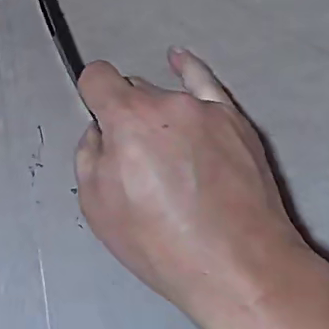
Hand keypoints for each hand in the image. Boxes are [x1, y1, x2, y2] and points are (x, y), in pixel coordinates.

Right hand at [75, 47, 316, 324]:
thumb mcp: (96, 204)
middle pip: (132, 91)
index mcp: (126, 118)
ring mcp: (205, 110)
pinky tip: (178, 59)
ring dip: (157, 118)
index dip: (90, 97)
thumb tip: (101, 134)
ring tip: (170, 162)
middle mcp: (165, 103)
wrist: (240, 269)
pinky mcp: (236, 123)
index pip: (96, 77)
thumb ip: (88, 154)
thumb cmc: (160, 242)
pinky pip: (206, 84)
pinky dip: (189, 70)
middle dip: (125, 114)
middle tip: (135, 162)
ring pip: (165, 99)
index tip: (97, 122)